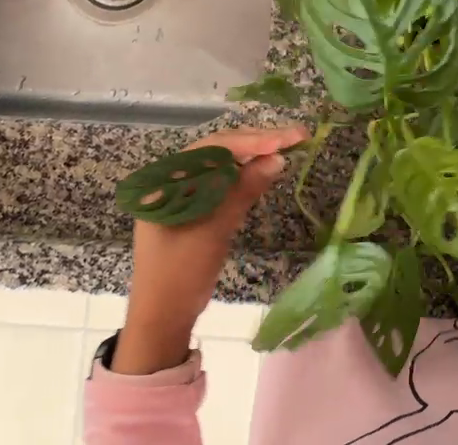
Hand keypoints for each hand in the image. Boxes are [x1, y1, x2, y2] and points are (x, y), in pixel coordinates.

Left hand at [113, 125, 308, 374]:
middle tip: (295, 136)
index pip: (212, 148)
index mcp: (163, 180)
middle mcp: (170, 178)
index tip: (283, 141)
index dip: (250, 141)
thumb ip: (243, 190)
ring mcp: (183, 192)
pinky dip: (246, 174)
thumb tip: (277, 157)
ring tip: (288, 144)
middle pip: (218, 151)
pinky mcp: (196, 206)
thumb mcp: (214, 231)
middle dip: (256, 143)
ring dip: (254, 154)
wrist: (163, 321)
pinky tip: (267, 166)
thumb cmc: (180, 275)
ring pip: (223, 163)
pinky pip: (222, 180)